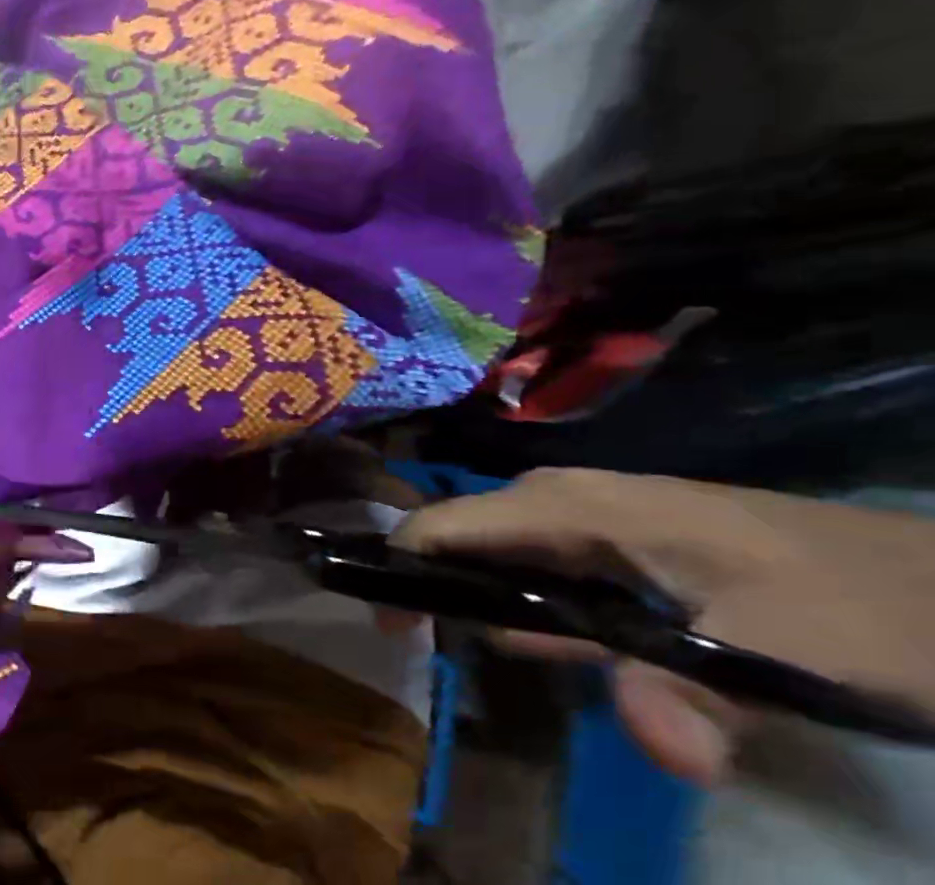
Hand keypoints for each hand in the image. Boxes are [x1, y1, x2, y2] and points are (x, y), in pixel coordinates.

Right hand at [392, 468, 934, 782]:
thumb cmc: (862, 599)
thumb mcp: (789, 650)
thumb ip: (700, 689)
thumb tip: (657, 750)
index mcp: (573, 505)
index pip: (446, 524)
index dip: (400, 567)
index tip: (388, 627)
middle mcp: (563, 499)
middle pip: (464, 538)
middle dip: (440, 590)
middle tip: (434, 649)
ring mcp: (590, 519)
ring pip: (502, 556)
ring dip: (489, 604)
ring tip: (498, 651)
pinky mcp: (615, 544)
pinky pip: (543, 570)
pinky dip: (532, 607)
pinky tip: (556, 643)